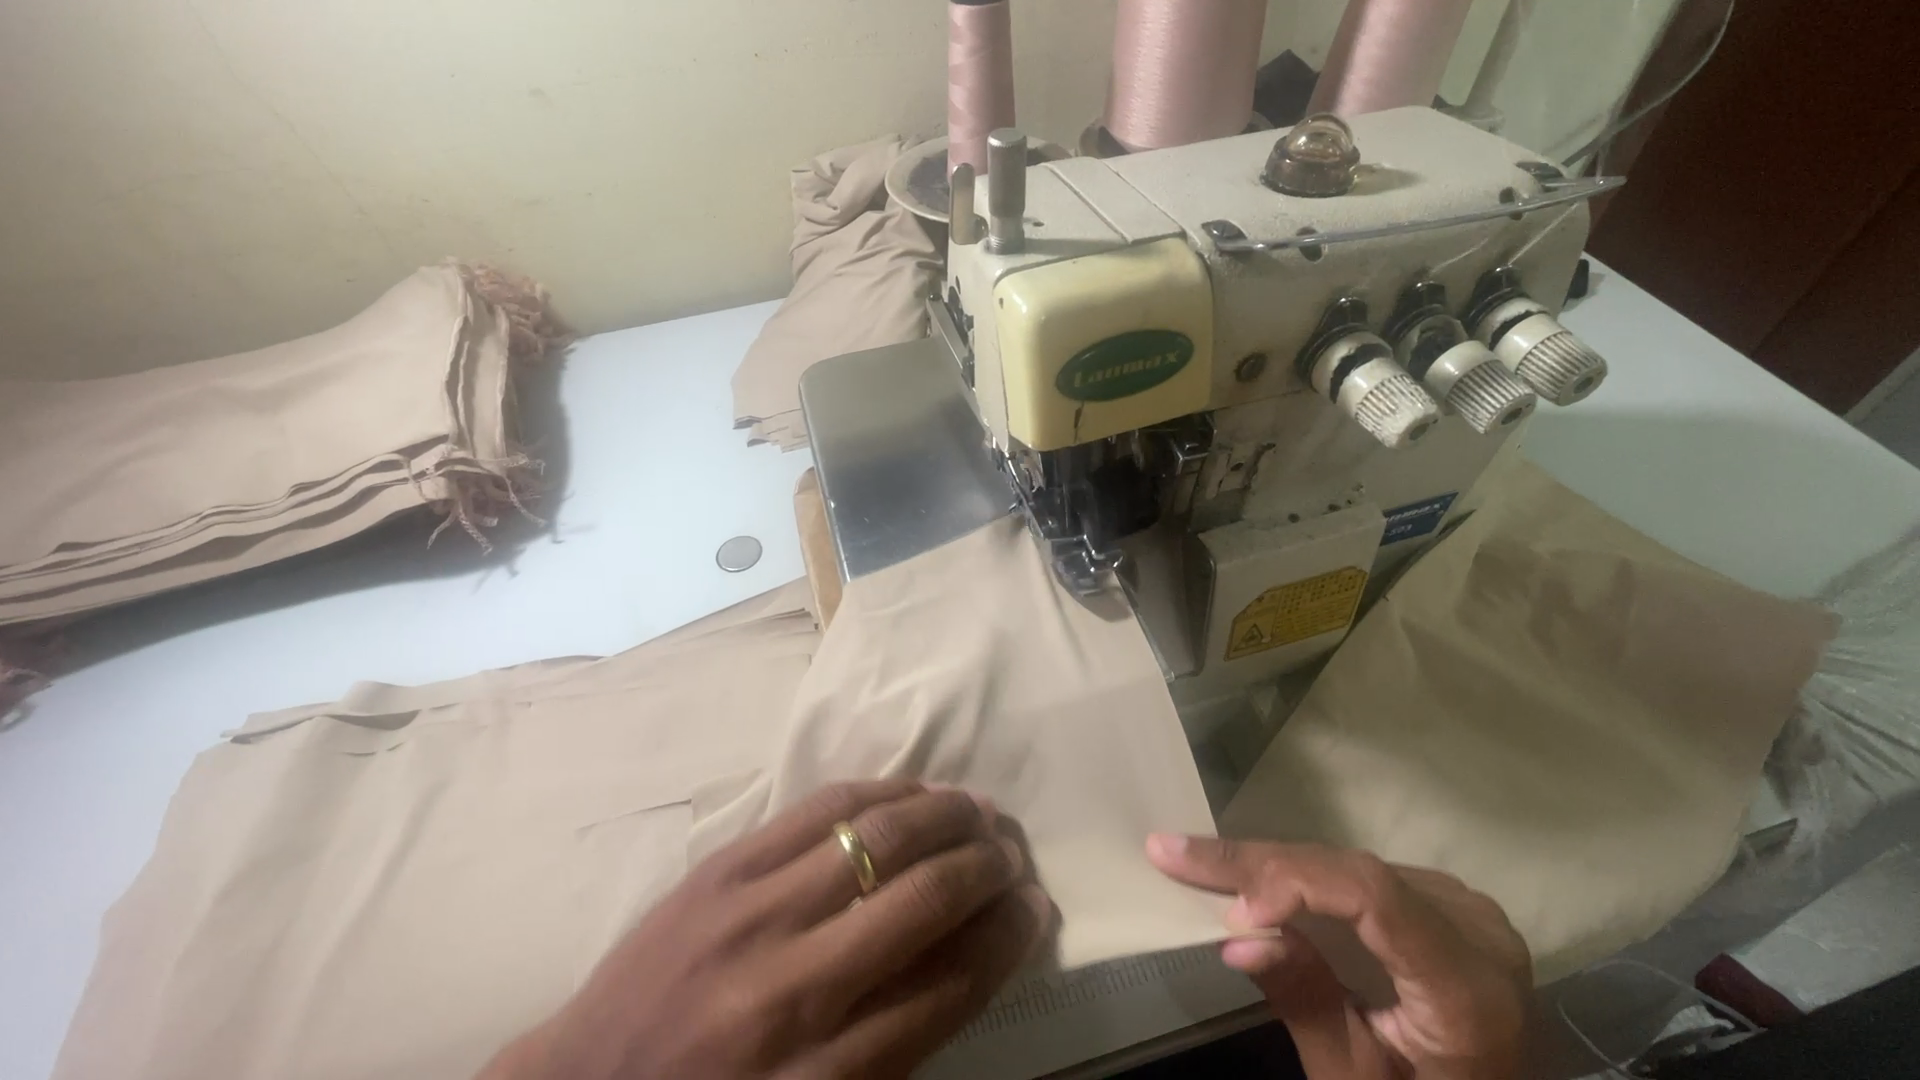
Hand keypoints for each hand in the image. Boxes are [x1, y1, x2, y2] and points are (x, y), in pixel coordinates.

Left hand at [482, 780, 1051, 1079]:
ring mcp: (753, 913)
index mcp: (826, 1073)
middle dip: (985, 868)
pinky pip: (820, 808)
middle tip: (1012, 853)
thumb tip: (973, 950)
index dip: (1006, 938)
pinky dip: (880, 792)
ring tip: (978, 811)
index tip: (1034, 908)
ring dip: (944, 816)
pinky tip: (912, 792)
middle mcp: (794, 985)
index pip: (948, 985)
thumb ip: (899, 1040)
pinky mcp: (722, 867)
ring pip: (877, 837)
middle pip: (922, 900)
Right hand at [1148, 836, 1530, 1079]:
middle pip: (1352, 872)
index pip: (1371, 895)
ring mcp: (1466, 909)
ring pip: (1348, 865)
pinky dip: (1301, 876)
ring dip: (1271, 866)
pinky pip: (1361, 875)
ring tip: (1199, 864)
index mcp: (1467, 989)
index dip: (1291, 882)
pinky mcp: (1447, 903)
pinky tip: (1253, 878)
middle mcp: (1478, 931)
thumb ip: (1303, 1001)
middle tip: (1172, 853)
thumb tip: (1235, 936)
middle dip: (1258, 865)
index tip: (1226, 905)